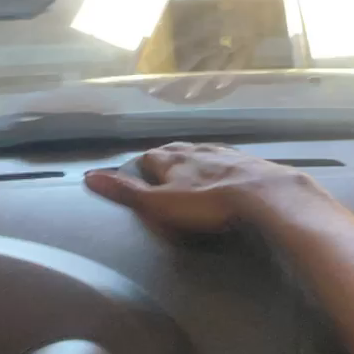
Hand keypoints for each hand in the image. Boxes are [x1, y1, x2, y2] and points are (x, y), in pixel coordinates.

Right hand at [85, 143, 322, 232]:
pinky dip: (223, 164)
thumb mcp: (160, 204)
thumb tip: (89, 175)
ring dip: (195, 157)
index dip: (142, 167)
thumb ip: (126, 191)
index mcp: (171, 159)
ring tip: (191, 165)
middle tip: (163, 167)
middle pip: (176, 150)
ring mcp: (225, 153)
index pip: (149, 157)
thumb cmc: (207, 203)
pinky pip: (230, 159)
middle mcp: (197, 150)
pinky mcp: (250, 162)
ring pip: (204, 151)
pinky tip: (228, 170)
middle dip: (168, 158)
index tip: (139, 174)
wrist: (264, 194)